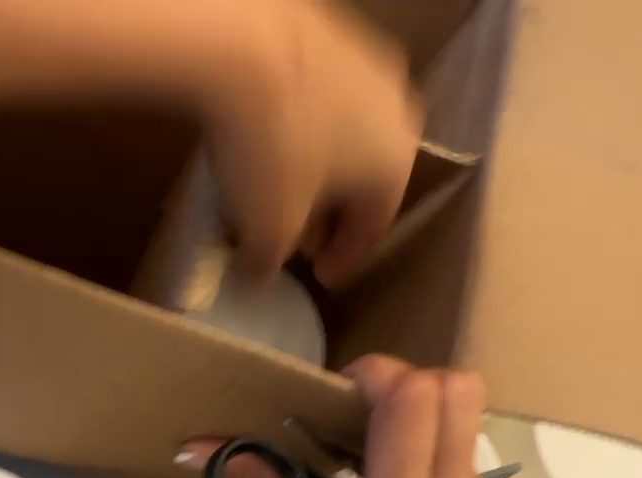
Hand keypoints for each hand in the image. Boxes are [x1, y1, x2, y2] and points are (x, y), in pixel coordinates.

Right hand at [178, 358, 506, 477]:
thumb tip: (201, 447)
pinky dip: (435, 448)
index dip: (378, 373)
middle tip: (365, 408)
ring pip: (470, 417)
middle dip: (409, 380)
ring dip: (424, 413)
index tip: (341, 390)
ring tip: (380, 448)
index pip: (412, 401)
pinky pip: (469, 454)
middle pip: (459, 389)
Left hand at [199, 2, 422, 284]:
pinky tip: (268, 143)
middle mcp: (396, 110)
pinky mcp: (330, 36)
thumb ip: (269, 262)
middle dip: (331, 215)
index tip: (320, 277)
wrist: (244, 46)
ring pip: (343, 137)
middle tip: (301, 240)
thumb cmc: (272, 150)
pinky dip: (300, 133)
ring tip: (280, 194)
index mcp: (396, 164)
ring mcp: (367, 65)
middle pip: (363, 180)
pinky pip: (319, 103)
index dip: (345, 258)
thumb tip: (260, 277)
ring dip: (316, 172)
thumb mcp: (269, 228)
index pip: (374, 226)